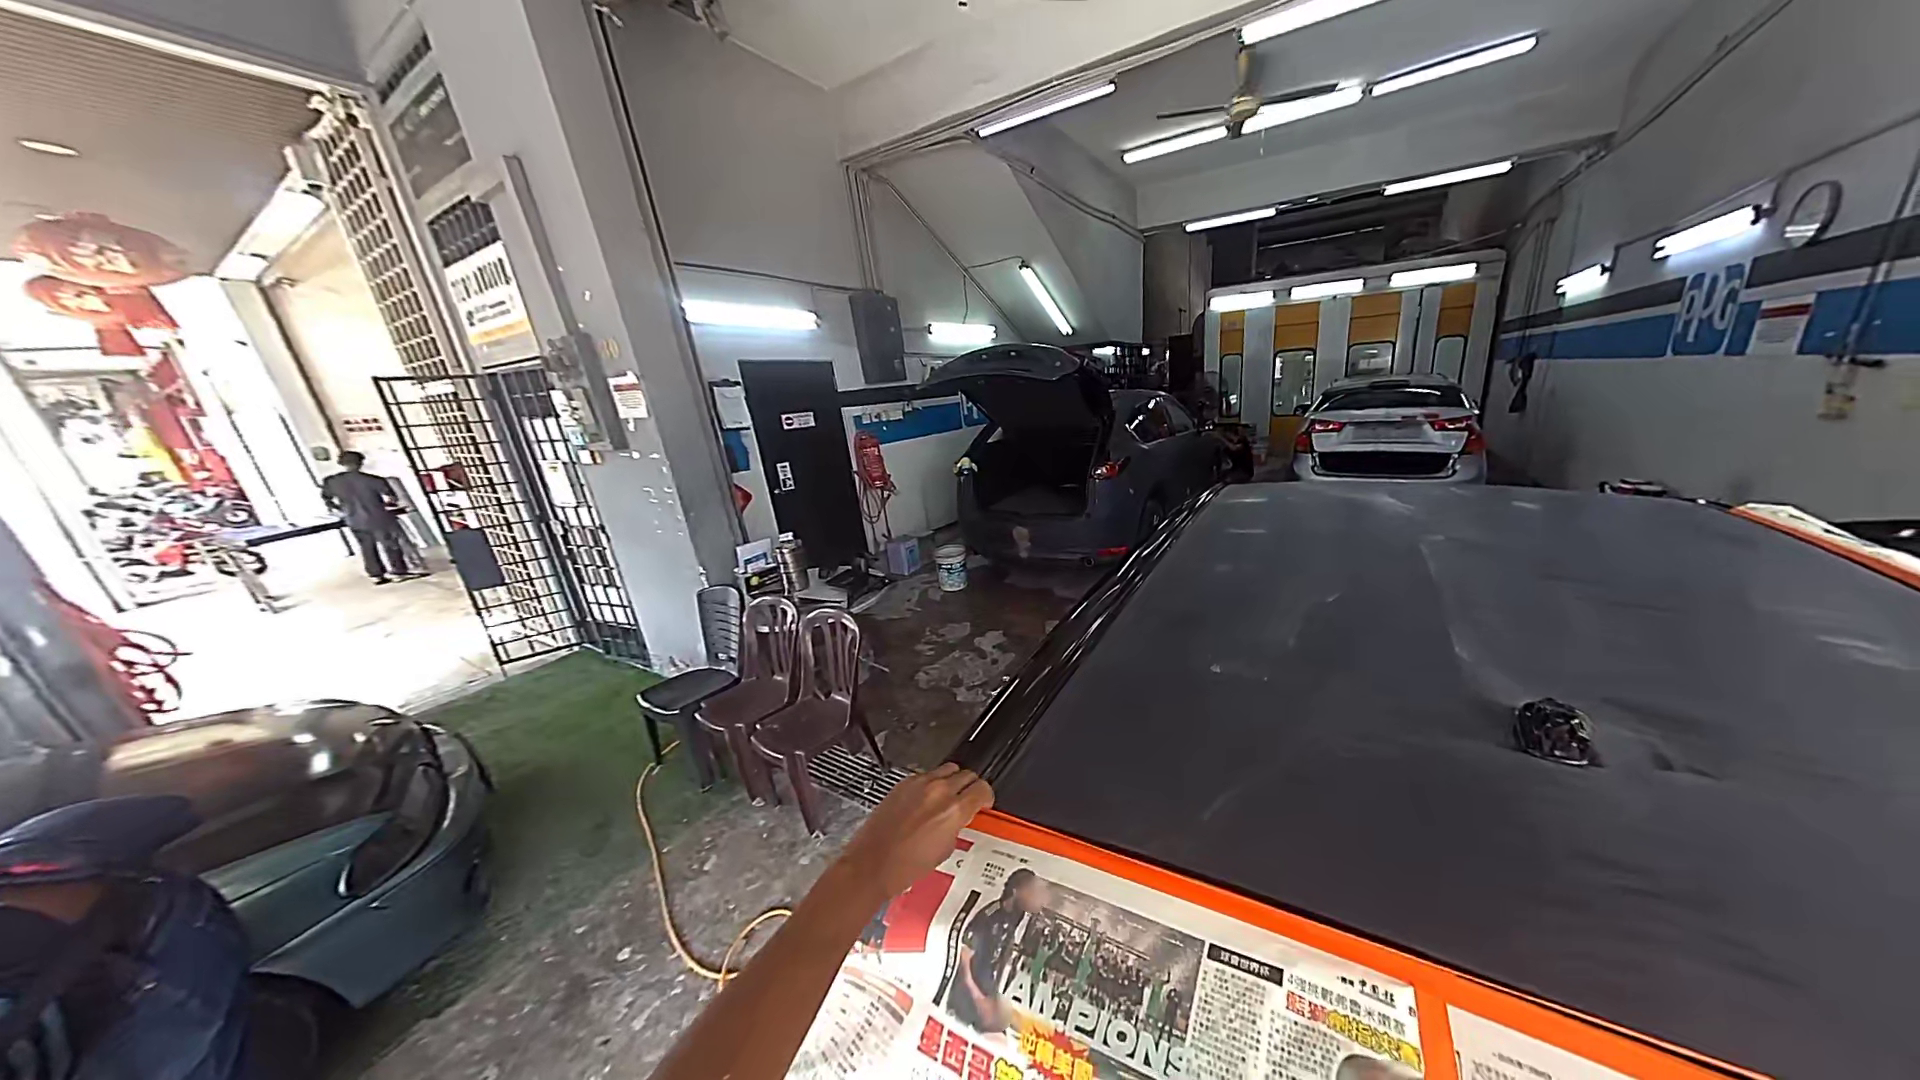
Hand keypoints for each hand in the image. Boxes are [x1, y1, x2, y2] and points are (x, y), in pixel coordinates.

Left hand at [834, 764, 992, 902]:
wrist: (873, 863)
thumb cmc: (904, 864)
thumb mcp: (945, 850)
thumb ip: (957, 827)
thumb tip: (959, 819)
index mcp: (954, 810)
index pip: (982, 789)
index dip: (986, 796)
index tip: (983, 802)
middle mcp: (938, 791)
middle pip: (967, 775)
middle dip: (971, 787)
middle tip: (969, 799)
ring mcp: (919, 784)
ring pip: (948, 769)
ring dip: (952, 781)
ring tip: (948, 797)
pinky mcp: (903, 783)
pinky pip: (926, 775)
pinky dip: (931, 783)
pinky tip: (926, 799)